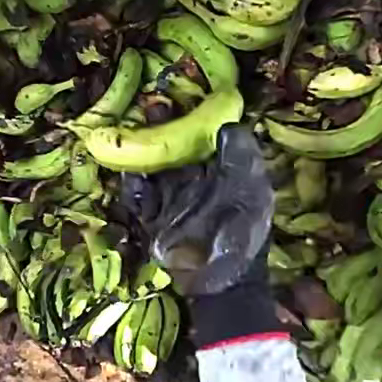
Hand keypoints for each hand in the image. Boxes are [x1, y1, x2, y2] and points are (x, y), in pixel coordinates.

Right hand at [120, 124, 274, 296]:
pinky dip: (133, 187)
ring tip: (132, 137)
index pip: (201, 140)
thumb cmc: (243, 233)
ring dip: (142, 154)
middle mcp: (194, 184)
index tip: (179, 101)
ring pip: (152, 171)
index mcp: (219, 173)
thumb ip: (241, 158)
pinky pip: (139, 199)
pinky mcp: (155, 221)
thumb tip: (227, 125)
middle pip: (172, 151)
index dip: (189, 120)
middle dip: (160, 131)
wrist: (223, 281)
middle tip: (150, 109)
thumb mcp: (251, 192)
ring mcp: (172, 202)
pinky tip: (130, 175)